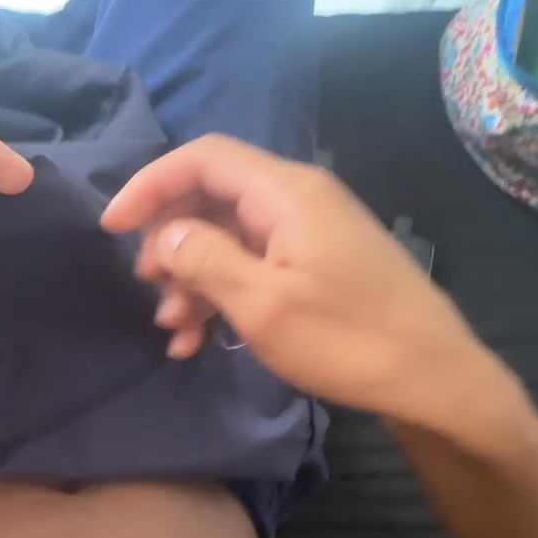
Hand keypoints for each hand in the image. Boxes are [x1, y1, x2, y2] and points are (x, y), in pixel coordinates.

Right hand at [101, 135, 518, 437]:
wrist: (427, 378)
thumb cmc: (346, 339)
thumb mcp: (262, 304)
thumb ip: (206, 259)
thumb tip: (165, 233)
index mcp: (286, 194)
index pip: (204, 159)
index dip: (150, 184)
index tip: (110, 226)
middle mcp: (295, 201)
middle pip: (211, 197)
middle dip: (169, 239)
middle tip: (147, 286)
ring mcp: (304, 235)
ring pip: (225, 239)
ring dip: (190, 279)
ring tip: (174, 329)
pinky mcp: (310, 267)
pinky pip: (249, 266)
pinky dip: (217, 296)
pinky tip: (197, 340)